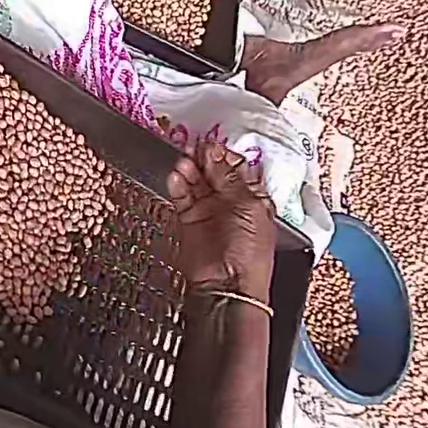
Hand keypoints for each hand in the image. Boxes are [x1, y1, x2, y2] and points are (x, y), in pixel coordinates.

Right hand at [168, 142, 275, 303]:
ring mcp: (207, 210)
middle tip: (191, 146)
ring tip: (181, 161)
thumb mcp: (246, 206)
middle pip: (213, 171)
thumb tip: (214, 152)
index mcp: (252, 196)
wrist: (226, 284)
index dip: (222, 155)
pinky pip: (182, 196)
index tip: (210, 144)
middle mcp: (229, 200)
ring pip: (196, 181)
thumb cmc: (248, 248)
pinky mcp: (188, 219)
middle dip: (203, 158)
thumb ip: (228, 177)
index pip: (235, 167)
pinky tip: (175, 176)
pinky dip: (178, 185)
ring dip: (189, 169)